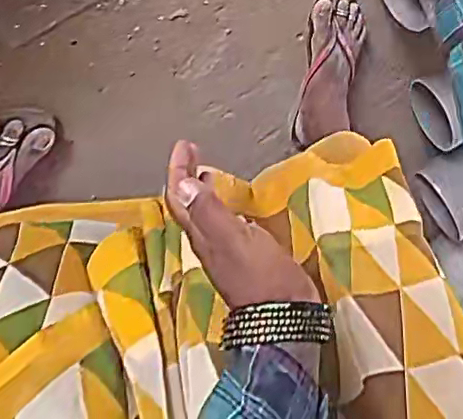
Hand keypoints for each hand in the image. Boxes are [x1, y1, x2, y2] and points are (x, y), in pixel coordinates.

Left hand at [167, 140, 319, 306]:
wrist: (285, 318)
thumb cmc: (260, 277)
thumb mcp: (234, 239)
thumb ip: (209, 211)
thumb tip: (183, 182)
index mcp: (202, 236)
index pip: (179, 198)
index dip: (178, 170)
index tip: (184, 145)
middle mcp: (208, 242)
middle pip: (188, 204)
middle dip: (187, 175)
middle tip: (193, 152)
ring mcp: (225, 250)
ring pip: (204, 214)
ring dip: (202, 189)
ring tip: (208, 172)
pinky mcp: (244, 254)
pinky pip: (223, 222)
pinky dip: (222, 204)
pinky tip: (236, 201)